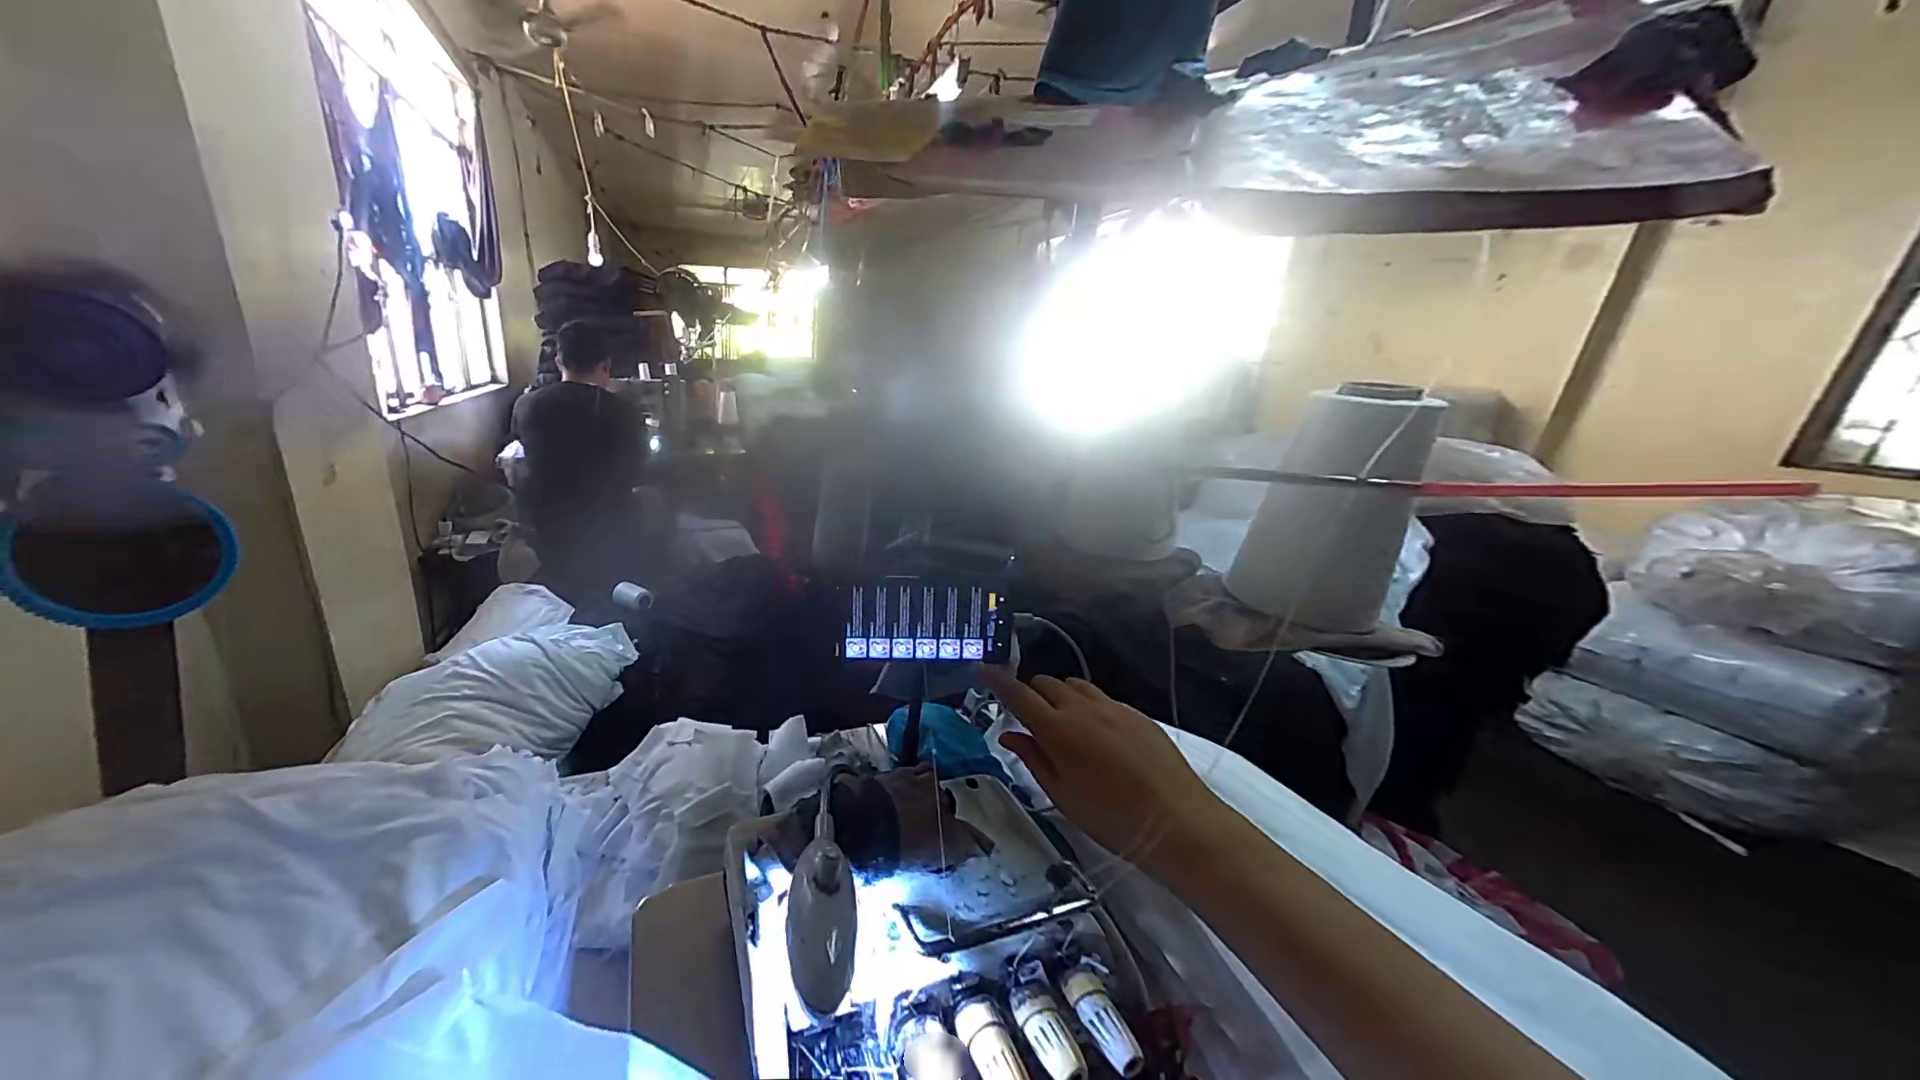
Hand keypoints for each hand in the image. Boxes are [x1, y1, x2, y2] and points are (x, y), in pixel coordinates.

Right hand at [983, 669, 1234, 873]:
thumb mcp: (1062, 794)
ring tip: (1062, 723)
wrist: (1175, 819)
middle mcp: (1082, 708)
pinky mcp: (1135, 712)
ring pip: (1074, 685)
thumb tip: (1010, 735)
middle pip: (1046, 683)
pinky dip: (1087, 704)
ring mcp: (1112, 706)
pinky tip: (1096, 734)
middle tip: (1028, 716)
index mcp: (1057, 729)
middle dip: (1030, 692)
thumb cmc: (1111, 817)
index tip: (984, 669)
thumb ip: (1033, 759)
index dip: (998, 680)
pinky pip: (1100, 697)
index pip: (1018, 695)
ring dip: (1060, 695)